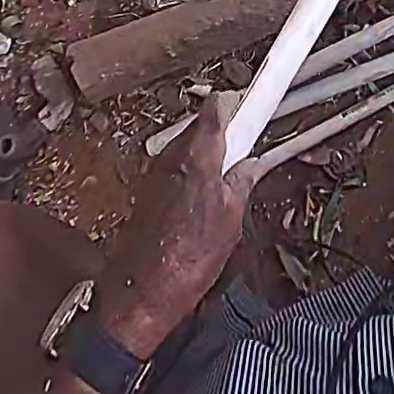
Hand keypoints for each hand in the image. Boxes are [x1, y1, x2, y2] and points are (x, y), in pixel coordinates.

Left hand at [96, 101, 256, 353]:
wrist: (141, 293)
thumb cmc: (186, 260)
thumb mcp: (230, 220)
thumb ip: (241, 182)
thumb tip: (250, 165)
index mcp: (198, 156)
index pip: (216, 109)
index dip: (236, 101)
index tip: (252, 100)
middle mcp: (173, 154)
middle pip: (202, 124)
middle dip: (224, 132)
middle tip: (245, 148)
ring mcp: (157, 169)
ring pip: (188, 144)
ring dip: (207, 152)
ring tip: (225, 180)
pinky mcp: (148, 186)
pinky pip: (176, 164)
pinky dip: (192, 169)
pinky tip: (202, 197)